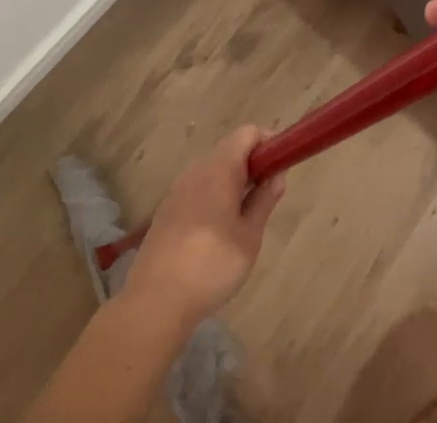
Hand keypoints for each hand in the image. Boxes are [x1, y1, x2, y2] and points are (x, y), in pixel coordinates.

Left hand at [123, 126, 285, 322]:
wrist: (155, 303)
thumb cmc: (212, 265)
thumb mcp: (250, 235)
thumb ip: (264, 200)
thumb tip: (277, 174)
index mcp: (218, 171)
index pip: (247, 133)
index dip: (268, 143)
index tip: (281, 168)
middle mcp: (194, 173)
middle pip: (229, 151)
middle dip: (253, 166)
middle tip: (266, 198)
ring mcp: (176, 193)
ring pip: (212, 173)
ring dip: (233, 184)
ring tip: (244, 221)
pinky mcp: (165, 214)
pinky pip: (197, 192)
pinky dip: (214, 199)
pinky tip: (218, 235)